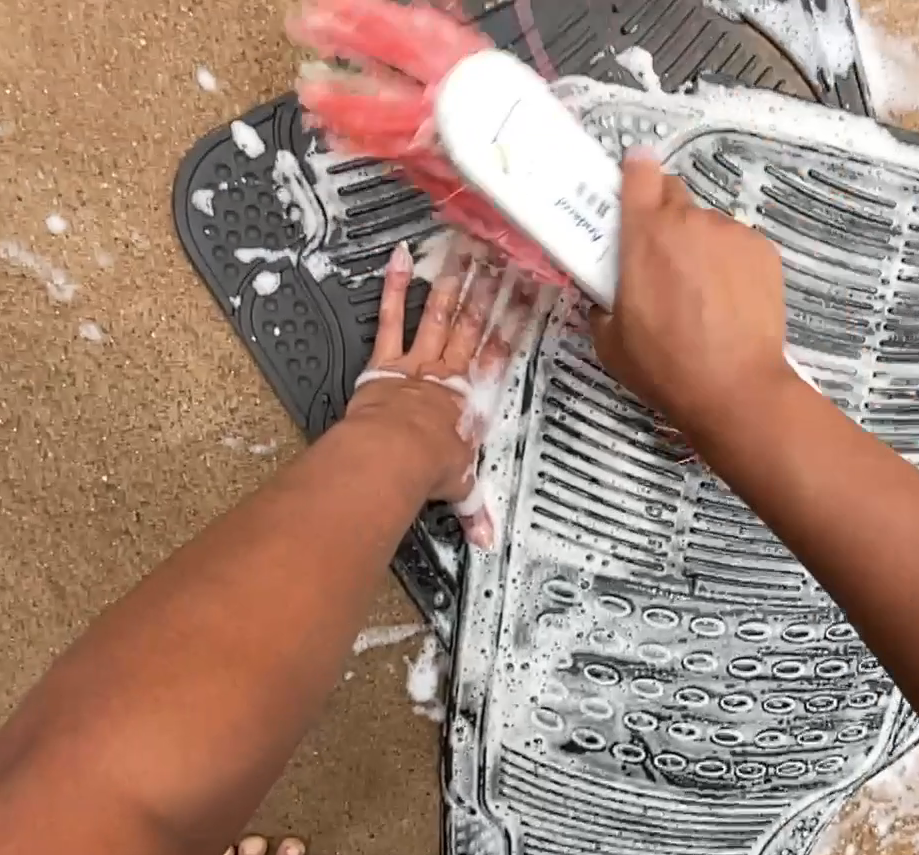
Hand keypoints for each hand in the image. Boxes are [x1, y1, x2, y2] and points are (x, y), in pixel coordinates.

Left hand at [343, 235, 537, 547]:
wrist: (395, 456)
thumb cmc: (431, 469)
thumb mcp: (461, 490)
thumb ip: (476, 511)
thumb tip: (489, 544)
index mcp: (475, 400)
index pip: (503, 353)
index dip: (517, 322)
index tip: (531, 291)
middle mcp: (451, 374)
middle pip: (478, 324)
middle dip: (495, 289)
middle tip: (507, 254)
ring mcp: (420, 362)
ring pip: (442, 312)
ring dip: (455, 279)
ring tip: (469, 247)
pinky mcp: (388, 360)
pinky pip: (392, 319)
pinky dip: (394, 289)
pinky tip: (400, 257)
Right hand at [588, 150, 797, 436]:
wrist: (734, 389)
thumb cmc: (665, 367)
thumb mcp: (611, 343)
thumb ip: (603, 306)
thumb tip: (605, 299)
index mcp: (645, 234)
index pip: (639, 171)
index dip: (636, 174)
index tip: (634, 187)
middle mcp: (690, 221)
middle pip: (675, 196)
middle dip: (665, 218)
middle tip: (663, 262)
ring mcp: (732, 234)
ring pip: (709, 226)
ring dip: (701, 247)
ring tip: (703, 296)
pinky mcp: (764, 251)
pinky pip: (739, 247)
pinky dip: (732, 265)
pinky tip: (730, 304)